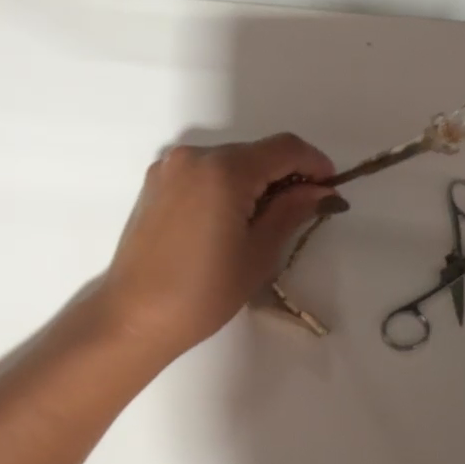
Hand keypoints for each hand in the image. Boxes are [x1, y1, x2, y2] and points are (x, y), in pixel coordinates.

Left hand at [89, 134, 341, 359]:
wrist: (133, 315)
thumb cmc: (202, 291)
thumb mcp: (258, 253)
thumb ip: (291, 211)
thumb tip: (321, 190)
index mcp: (223, 169)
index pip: (284, 148)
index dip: (314, 164)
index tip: (330, 189)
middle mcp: (194, 156)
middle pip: (254, 152)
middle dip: (284, 174)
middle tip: (304, 210)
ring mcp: (169, 167)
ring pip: (228, 161)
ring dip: (254, 180)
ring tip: (266, 220)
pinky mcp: (155, 184)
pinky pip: (202, 172)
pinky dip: (225, 185)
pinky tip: (231, 219)